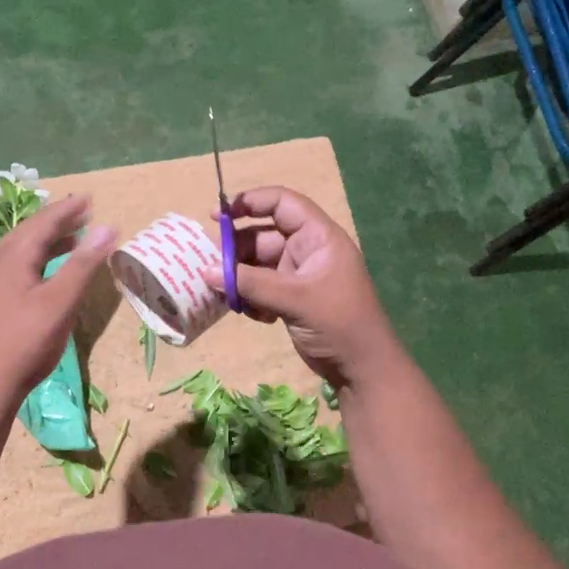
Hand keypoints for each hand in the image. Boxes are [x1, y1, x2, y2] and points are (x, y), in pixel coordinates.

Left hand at [0, 195, 116, 395]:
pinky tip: (51, 274)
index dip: (68, 210)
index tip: (90, 199)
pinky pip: (20, 266)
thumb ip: (83, 264)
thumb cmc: (26, 341)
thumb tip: (108, 227)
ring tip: (74, 239)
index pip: (44, 222)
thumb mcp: (60, 301)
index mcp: (14, 256)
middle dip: (58, 221)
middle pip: (31, 232)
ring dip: (50, 241)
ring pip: (24, 250)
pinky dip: (40, 260)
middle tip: (84, 213)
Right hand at [203, 187, 396, 387]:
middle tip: (210, 268)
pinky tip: (254, 316)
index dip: (250, 202)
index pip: (282, 203)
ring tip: (228, 296)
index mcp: (318, 237)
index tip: (218, 216)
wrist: (361, 367)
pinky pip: (260, 289)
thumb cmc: (338, 323)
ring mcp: (297, 276)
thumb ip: (251, 284)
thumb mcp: (295, 299)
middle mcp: (307, 251)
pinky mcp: (290, 300)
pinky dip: (251, 299)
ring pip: (257, 266)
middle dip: (236, 252)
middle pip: (262, 236)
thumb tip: (207, 272)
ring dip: (240, 280)